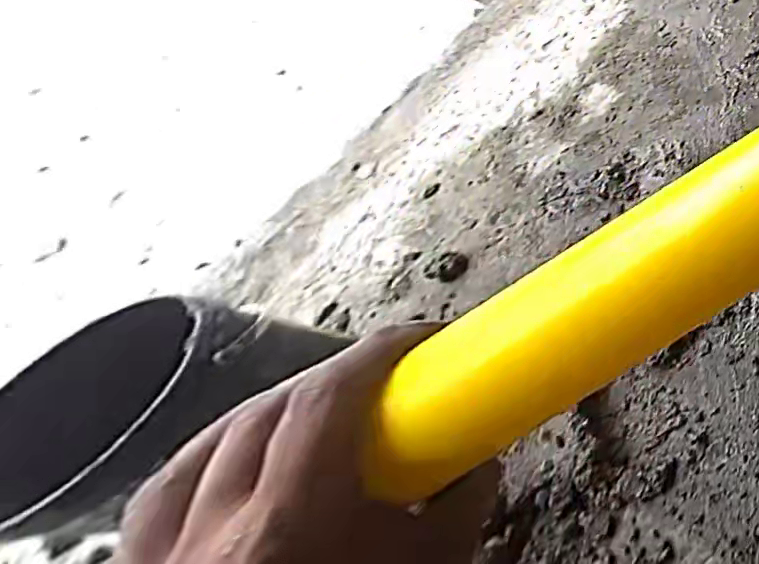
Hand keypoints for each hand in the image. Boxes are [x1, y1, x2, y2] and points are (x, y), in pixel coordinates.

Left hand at [121, 326, 500, 563]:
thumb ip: (463, 505)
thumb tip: (480, 459)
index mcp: (288, 524)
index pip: (328, 396)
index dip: (381, 350)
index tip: (425, 339)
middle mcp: (210, 537)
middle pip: (270, 409)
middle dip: (338, 374)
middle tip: (389, 373)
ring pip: (204, 446)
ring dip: (271, 409)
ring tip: (321, 405)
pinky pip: (162, 497)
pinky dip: (211, 458)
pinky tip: (245, 457)